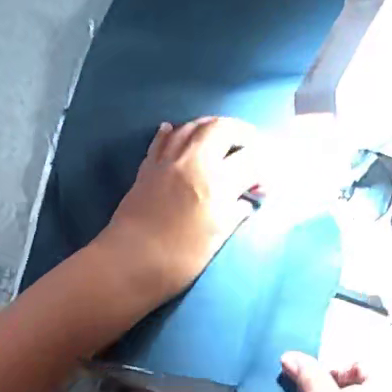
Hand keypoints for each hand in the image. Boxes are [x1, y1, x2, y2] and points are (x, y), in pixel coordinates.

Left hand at [93, 117, 265, 300]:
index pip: (251, 160)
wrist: (126, 264)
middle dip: (241, 133)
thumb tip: (245, 201)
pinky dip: (172, 132)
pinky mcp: (145, 170)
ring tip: (220, 137)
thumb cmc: (176, 261)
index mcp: (216, 184)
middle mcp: (192, 164)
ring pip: (190, 128)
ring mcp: (165, 164)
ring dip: (210, 127)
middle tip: (250, 145)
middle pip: (221, 129)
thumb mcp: (215, 240)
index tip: (264, 183)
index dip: (264, 169)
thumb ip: (234, 214)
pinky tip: (174, 129)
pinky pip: (161, 141)